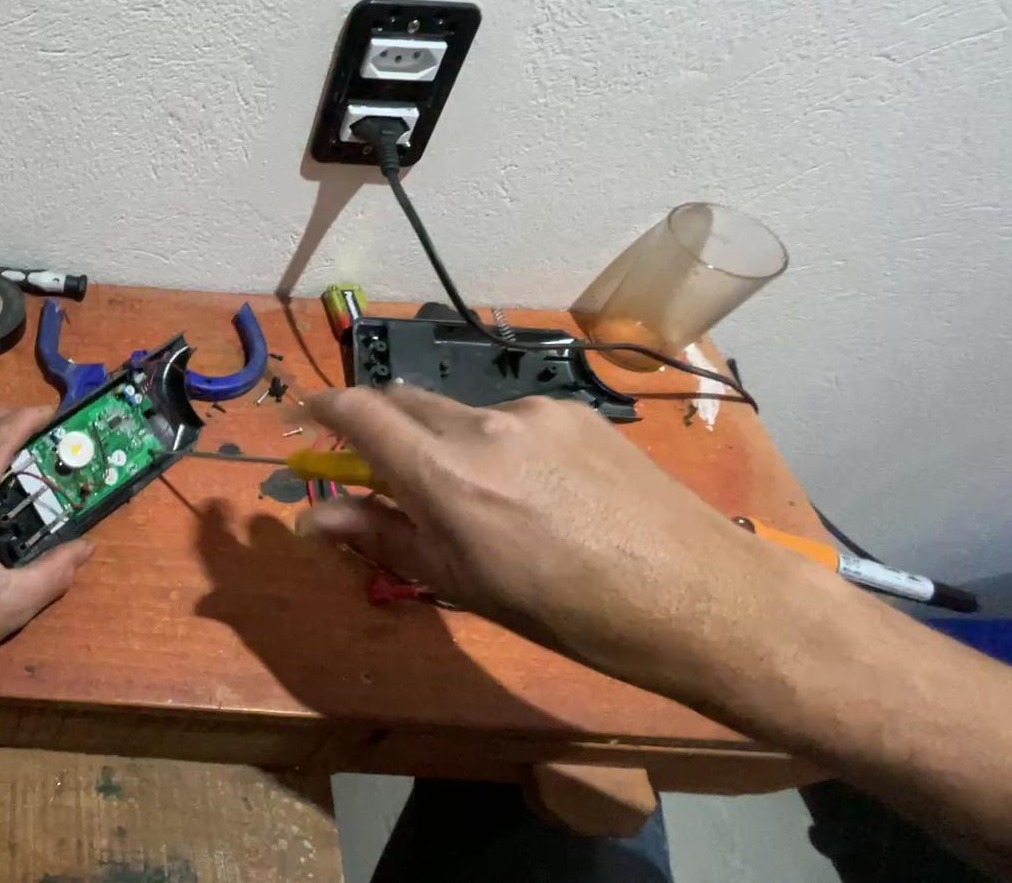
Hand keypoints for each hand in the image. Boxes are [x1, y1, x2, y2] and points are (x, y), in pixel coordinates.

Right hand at [299, 386, 802, 691]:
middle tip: (380, 466)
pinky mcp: (573, 408)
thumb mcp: (459, 583)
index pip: (360, 412)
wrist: (704, 598)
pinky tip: (533, 485)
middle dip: (378, 424)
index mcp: (445, 475)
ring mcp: (531, 411)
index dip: (324, 407)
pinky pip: (507, 415)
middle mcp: (480, 426)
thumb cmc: (565, 612)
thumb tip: (308, 519)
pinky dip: (493, 440)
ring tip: (476, 492)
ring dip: (439, 437)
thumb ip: (379, 535)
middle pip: (401, 400)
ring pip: (455, 410)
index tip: (307, 416)